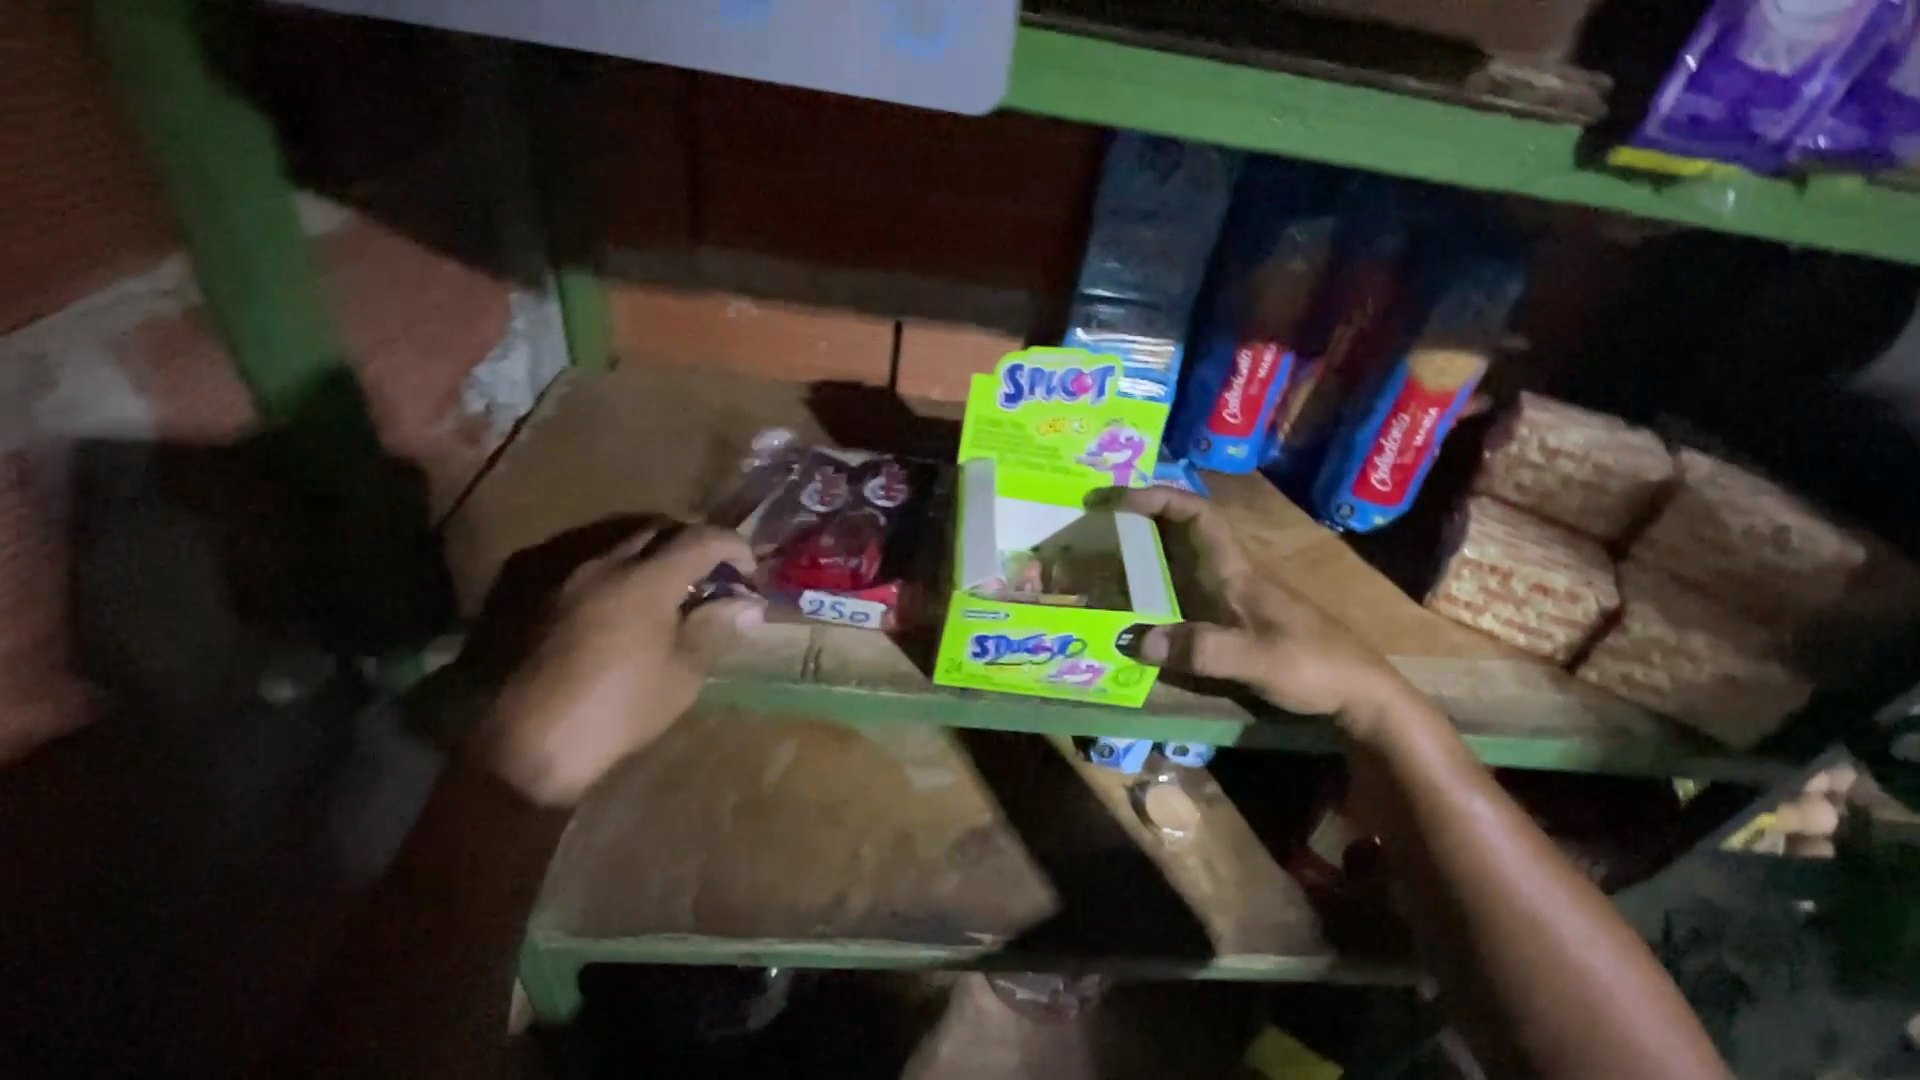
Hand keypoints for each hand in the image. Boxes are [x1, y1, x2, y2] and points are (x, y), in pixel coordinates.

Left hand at [469, 524, 762, 807]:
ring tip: (673, 597)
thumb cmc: (621, 708)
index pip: (700, 539)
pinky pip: (595, 572)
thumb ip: (713, 627)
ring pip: (622, 549)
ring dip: (655, 560)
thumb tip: (744, 603)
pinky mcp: (543, 602)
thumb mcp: (683, 673)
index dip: (733, 546)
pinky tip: (631, 614)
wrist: (531, 743)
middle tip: (713, 578)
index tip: (750, 570)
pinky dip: (624, 578)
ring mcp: (568, 580)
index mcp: (645, 579)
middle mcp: (604, 565)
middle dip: (692, 546)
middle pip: (658, 531)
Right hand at [1110, 487, 1417, 734]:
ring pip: (1185, 565)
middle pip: (1184, 534)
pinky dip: (1160, 593)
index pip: (1199, 516)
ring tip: (1106, 562)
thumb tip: (1135, 639)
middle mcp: (1234, 577)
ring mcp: (1236, 601)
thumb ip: (1200, 649)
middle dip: (1144, 522)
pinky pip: (1188, 596)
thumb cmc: (1314, 666)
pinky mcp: (1238, 624)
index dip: (1161, 498)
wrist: (1361, 693)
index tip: (1121, 498)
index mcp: (1238, 572)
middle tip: (1098, 526)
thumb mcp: (1256, 659)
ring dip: (1149, 557)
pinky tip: (1141, 611)